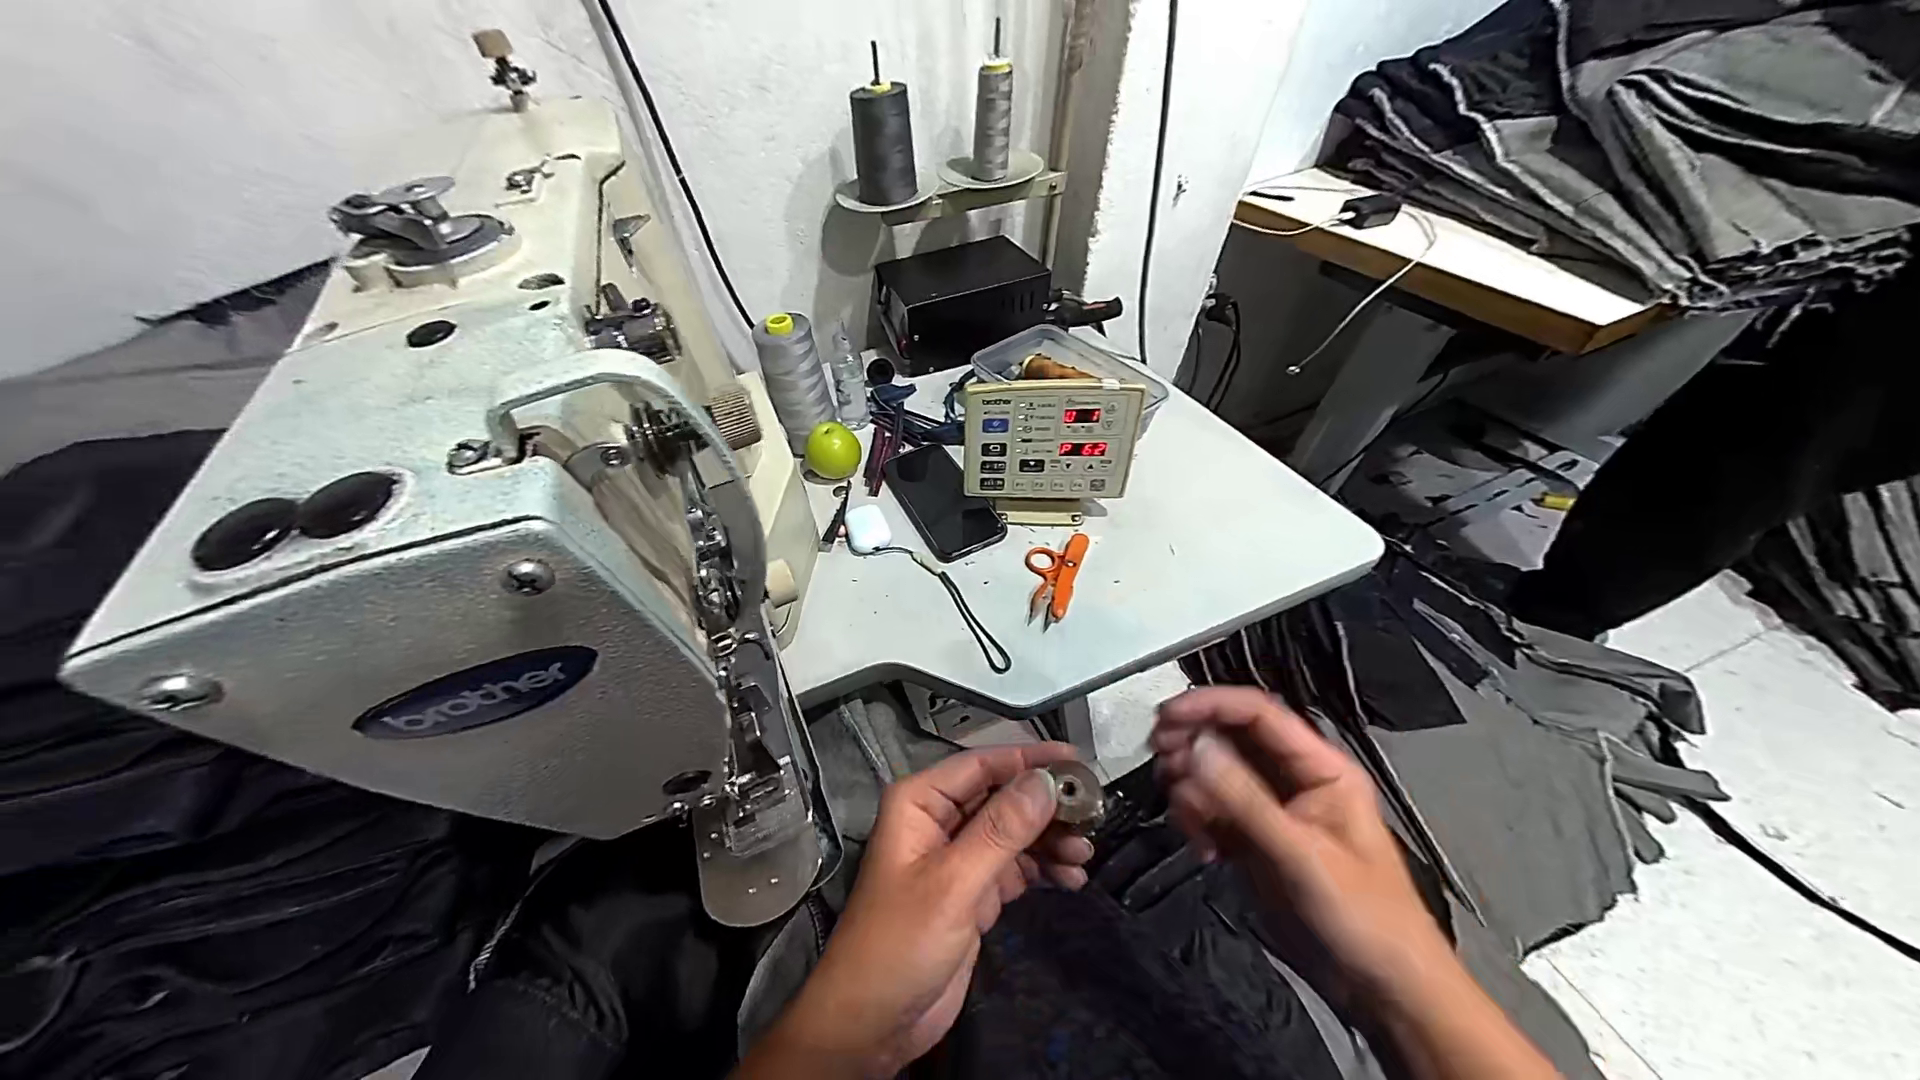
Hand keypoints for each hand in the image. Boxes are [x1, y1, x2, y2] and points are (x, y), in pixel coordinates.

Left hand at [741, 743, 1093, 1077]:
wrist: (873, 1023)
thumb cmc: (898, 944)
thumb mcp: (952, 883)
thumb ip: (1001, 830)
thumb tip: (1044, 782)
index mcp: (921, 801)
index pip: (982, 764)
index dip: (1030, 759)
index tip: (1075, 761)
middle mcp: (941, 819)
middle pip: (1003, 795)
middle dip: (1047, 804)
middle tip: (1091, 812)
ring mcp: (959, 855)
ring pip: (1015, 830)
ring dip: (1050, 838)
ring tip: (1083, 851)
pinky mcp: (974, 889)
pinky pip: (1017, 864)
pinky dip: (1044, 867)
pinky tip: (1070, 877)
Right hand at [1151, 687, 1454, 1002]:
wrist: (1383, 991)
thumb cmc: (1369, 921)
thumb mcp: (1302, 855)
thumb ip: (1244, 799)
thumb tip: (1196, 748)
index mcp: (1320, 768)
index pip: (1257, 713)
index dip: (1209, 705)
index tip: (1167, 717)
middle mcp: (1292, 779)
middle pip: (1228, 737)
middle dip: (1191, 745)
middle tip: (1162, 759)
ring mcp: (1269, 808)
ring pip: (1212, 772)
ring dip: (1190, 787)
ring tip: (1189, 817)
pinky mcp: (1252, 838)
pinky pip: (1209, 809)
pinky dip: (1195, 819)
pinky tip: (1203, 846)